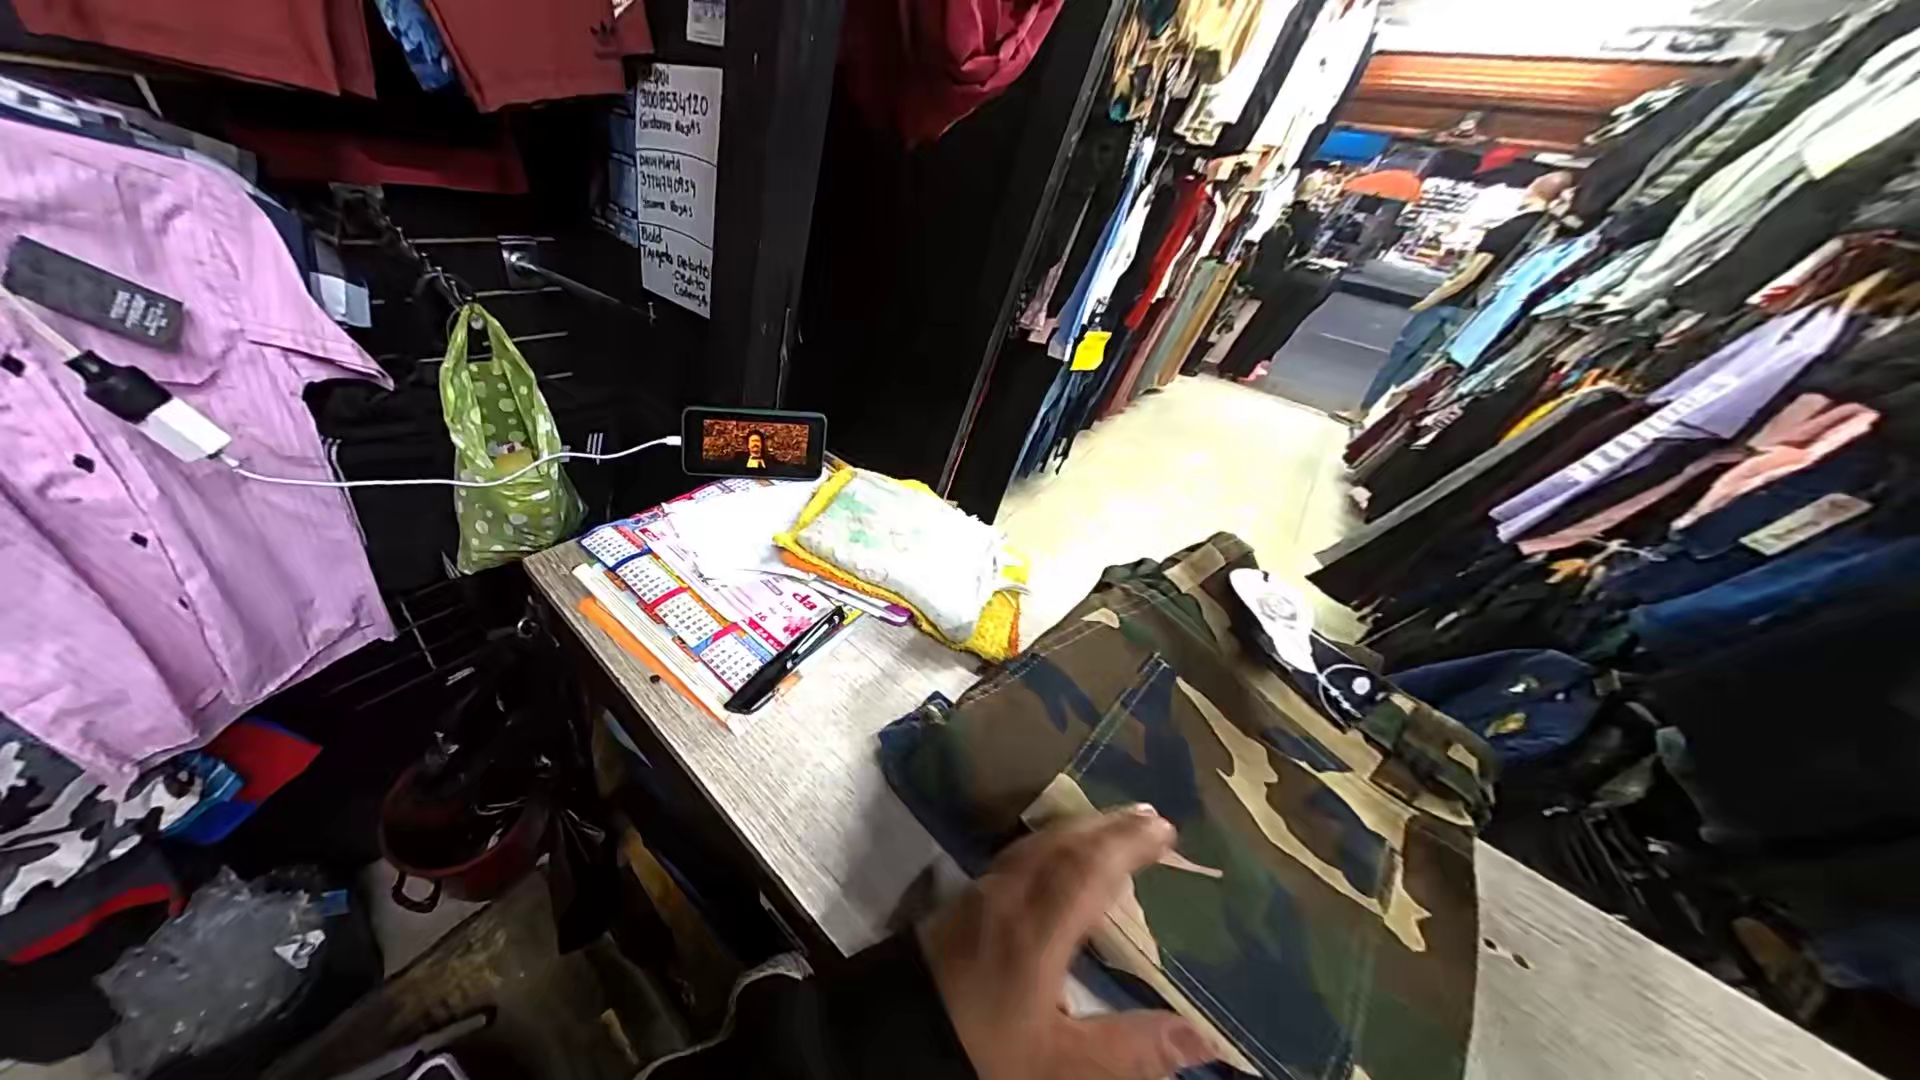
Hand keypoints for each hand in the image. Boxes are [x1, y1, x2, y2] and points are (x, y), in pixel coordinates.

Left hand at [917, 806, 1220, 1079]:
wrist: (894, 1033)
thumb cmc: (982, 1047)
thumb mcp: (1061, 1065)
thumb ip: (1131, 1049)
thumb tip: (1202, 1040)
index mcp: (1037, 929)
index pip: (1090, 870)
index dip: (1129, 844)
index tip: (1165, 830)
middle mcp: (1012, 894)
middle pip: (1066, 844)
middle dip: (1110, 824)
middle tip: (1149, 813)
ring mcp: (986, 888)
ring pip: (1041, 842)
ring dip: (1082, 826)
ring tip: (1115, 821)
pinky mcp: (969, 894)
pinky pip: (1022, 850)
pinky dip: (1054, 840)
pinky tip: (1060, 847)